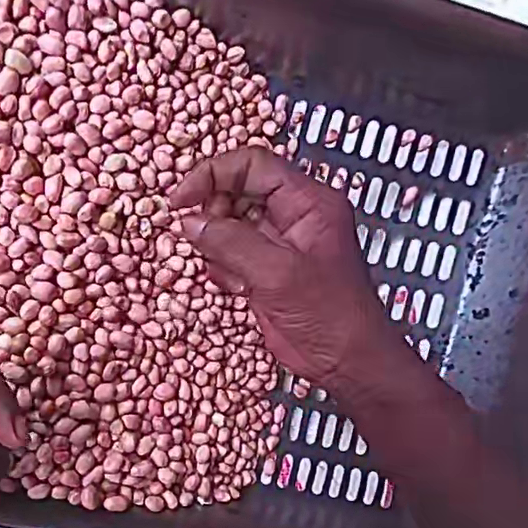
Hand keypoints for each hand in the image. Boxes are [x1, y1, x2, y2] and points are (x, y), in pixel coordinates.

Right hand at [171, 146, 401, 387]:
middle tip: (197, 238)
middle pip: (236, 192)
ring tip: (230, 273)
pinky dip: (222, 268)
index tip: (181, 199)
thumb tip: (190, 222)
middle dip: (211, 214)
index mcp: (307, 202)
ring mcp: (277, 244)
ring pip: (229, 224)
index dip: (212, 174)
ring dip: (215, 246)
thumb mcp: (278, 273)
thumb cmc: (332, 316)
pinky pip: (230, 254)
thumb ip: (231, 242)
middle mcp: (292, 216)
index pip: (252, 165)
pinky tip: (237, 288)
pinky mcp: (265, 270)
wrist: (347, 362)